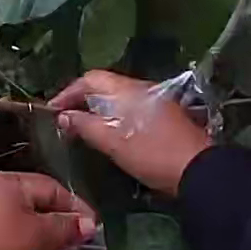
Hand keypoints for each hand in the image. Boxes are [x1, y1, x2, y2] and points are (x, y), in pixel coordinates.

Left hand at [0, 172, 97, 249]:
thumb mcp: (36, 235)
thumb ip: (65, 227)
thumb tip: (91, 225)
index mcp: (10, 182)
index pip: (53, 188)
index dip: (77, 207)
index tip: (95, 229)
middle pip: (40, 202)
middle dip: (62, 223)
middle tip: (79, 245)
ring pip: (27, 219)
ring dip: (46, 236)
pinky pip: (12, 232)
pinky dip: (28, 243)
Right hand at [50, 71, 210, 195]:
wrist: (198, 170)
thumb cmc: (151, 154)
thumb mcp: (112, 142)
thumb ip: (84, 126)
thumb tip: (63, 117)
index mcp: (126, 89)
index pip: (89, 79)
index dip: (68, 92)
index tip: (52, 111)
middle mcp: (140, 89)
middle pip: (103, 86)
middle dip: (80, 100)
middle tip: (64, 120)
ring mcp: (154, 102)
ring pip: (117, 99)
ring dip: (96, 110)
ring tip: (81, 128)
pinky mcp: (163, 117)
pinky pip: (129, 110)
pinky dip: (112, 117)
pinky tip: (108, 134)